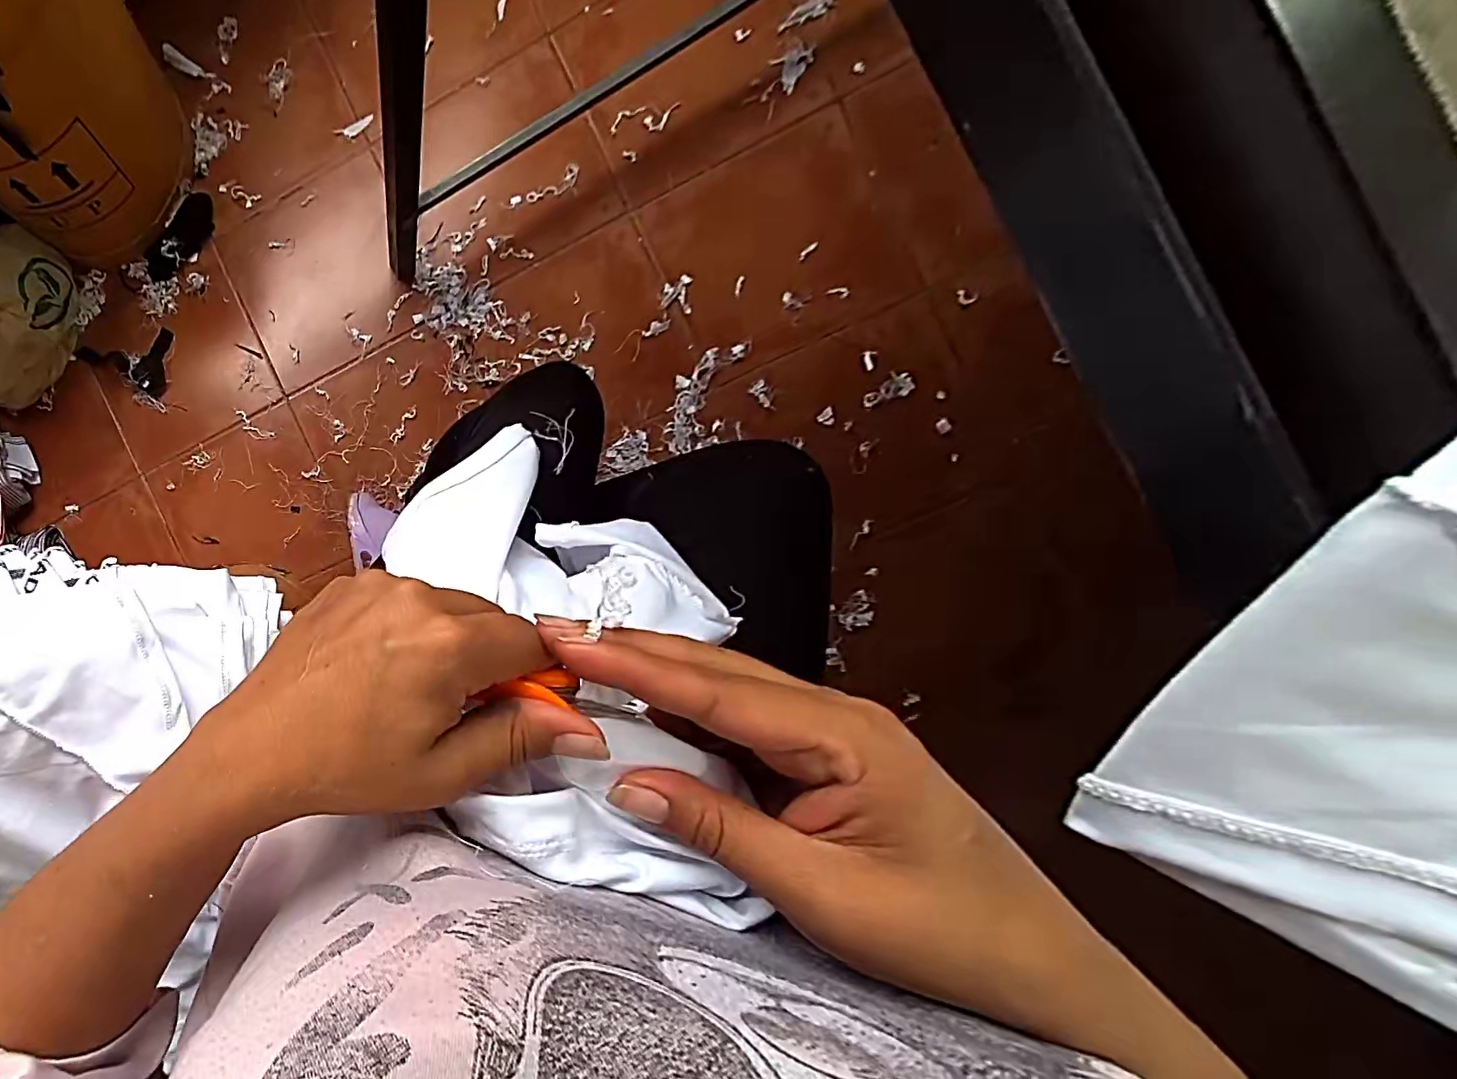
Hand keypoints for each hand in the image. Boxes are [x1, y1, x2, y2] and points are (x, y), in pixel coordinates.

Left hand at [192, 572, 605, 830]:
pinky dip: (414, 624)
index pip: (532, 640)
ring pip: (453, 605)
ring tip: (413, 685)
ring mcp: (380, 583)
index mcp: (448, 643)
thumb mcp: (442, 770)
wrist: (254, 749)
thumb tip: (580, 727)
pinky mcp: (353, 583)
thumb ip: (519, 738)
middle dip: (492, 658)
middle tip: (458, 704)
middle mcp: (418, 597)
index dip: (535, 675)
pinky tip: (384, 662)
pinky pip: (410, 596)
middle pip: (493, 618)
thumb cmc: (343, 767)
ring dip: (453, 639)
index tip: (521, 701)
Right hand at [537, 620, 1241, 1078]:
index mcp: (841, 733)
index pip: (712, 688)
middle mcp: (831, 712)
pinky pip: (737, 719)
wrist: (1038, 968)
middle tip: (563, 634)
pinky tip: (646, 702)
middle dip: (633, 650)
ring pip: (722, 686)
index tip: (570, 641)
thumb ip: (719, 826)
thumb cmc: (946, 933)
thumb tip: (629, 784)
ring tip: (588, 656)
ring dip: (653, 672)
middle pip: (714, 669)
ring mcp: (826, 728)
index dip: (632, 664)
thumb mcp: (821, 892)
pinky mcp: (818, 751)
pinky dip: (683, 708)